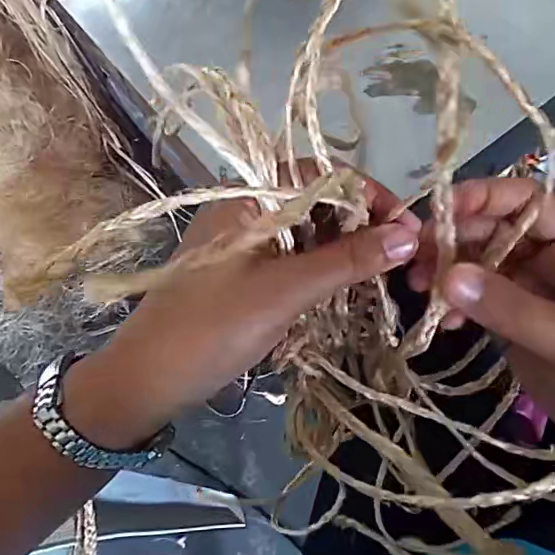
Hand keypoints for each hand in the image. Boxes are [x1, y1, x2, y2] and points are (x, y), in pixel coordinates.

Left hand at [63, 168, 420, 449]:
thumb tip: (409, 236)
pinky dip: (322, 268)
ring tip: (379, 275)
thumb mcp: (285, 292)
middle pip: (317, 200)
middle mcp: (246, 208)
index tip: (406, 227)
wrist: (146, 381)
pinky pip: (294, 256)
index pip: (320, 173)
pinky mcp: (244, 271)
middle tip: (399, 257)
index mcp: (247, 196)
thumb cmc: (212, 328)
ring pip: (308, 231)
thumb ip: (347, 260)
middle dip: (361, 223)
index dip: (367, 194)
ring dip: (345, 248)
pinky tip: (345, 288)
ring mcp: (244, 241)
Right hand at [408, 176, 554, 449]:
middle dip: (456, 237)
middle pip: (497, 230)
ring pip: (482, 263)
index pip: (530, 203)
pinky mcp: (517, 321)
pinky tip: (443, 320)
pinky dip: (458, 304)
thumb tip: (448, 276)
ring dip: (449, 270)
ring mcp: (534, 291)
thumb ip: (511, 308)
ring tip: (418, 287)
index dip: (485, 198)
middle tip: (415, 258)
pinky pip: (480, 300)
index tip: (439, 212)